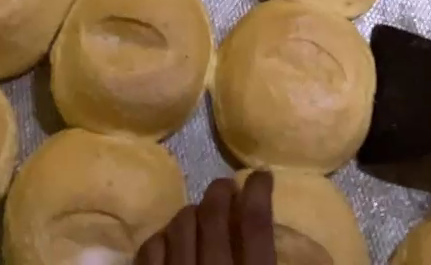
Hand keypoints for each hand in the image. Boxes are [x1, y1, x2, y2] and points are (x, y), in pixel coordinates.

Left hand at [135, 171, 274, 264]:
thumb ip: (265, 256)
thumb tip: (280, 228)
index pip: (255, 223)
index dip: (258, 191)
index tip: (261, 175)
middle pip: (213, 214)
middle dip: (220, 191)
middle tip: (227, 187)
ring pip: (181, 223)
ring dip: (191, 212)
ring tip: (198, 214)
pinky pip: (150, 248)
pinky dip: (161, 238)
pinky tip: (169, 241)